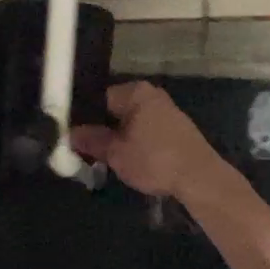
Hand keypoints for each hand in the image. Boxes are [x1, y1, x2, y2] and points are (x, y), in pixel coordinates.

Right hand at [70, 82, 231, 199]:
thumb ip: (92, 141)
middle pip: (115, 109)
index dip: (84, 118)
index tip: (71, 137)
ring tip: (102, 158)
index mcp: (135, 92)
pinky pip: (145, 129)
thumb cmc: (154, 159)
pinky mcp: (175, 126)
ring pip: (131, 121)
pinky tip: (128, 158)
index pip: (100, 98)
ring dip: (118, 137)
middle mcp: (151, 94)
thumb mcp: (117, 153)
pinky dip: (134, 140)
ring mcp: (165, 109)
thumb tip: (71, 134)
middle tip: (84, 151)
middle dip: (101, 129)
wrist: (198, 176)